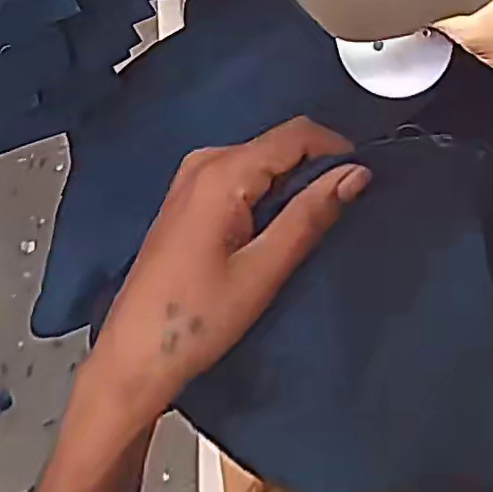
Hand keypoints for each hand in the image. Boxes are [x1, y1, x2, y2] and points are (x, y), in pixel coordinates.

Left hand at [82, 119, 372, 415]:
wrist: (132, 357)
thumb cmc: (195, 319)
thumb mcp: (264, 269)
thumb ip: (311, 214)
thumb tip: (355, 174)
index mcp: (222, 172)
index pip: (295, 134)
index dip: (335, 148)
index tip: (360, 179)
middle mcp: (205, 160)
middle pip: (279, 142)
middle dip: (316, 166)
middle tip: (338, 208)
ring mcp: (193, 175)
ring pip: (263, 157)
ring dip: (293, 180)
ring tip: (308, 222)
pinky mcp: (190, 193)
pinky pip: (244, 172)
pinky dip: (269, 189)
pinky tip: (273, 225)